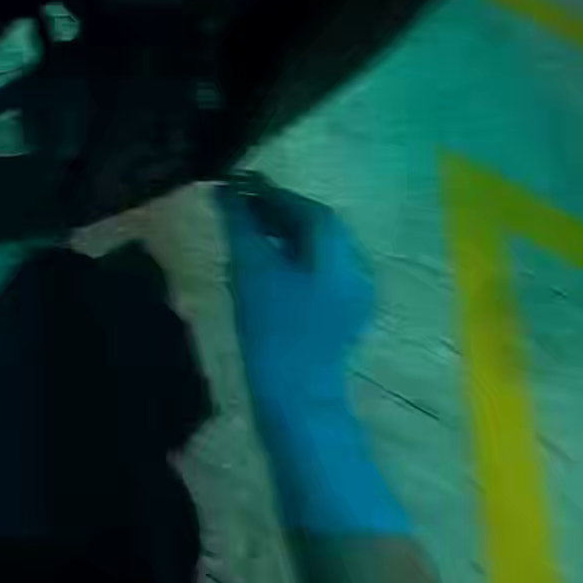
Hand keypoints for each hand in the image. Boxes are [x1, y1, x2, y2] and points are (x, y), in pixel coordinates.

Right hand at [217, 174, 407, 536]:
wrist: (294, 397)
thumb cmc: (273, 327)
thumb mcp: (251, 267)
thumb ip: (240, 223)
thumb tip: (226, 189)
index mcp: (342, 256)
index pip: (309, 210)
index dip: (273, 194)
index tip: (238, 186)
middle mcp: (357, 270)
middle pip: (316, 228)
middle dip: (276, 213)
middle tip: (238, 207)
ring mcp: (352, 296)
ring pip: (314, 250)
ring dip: (281, 234)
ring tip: (244, 232)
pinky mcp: (339, 315)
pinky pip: (315, 271)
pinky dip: (288, 257)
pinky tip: (260, 263)